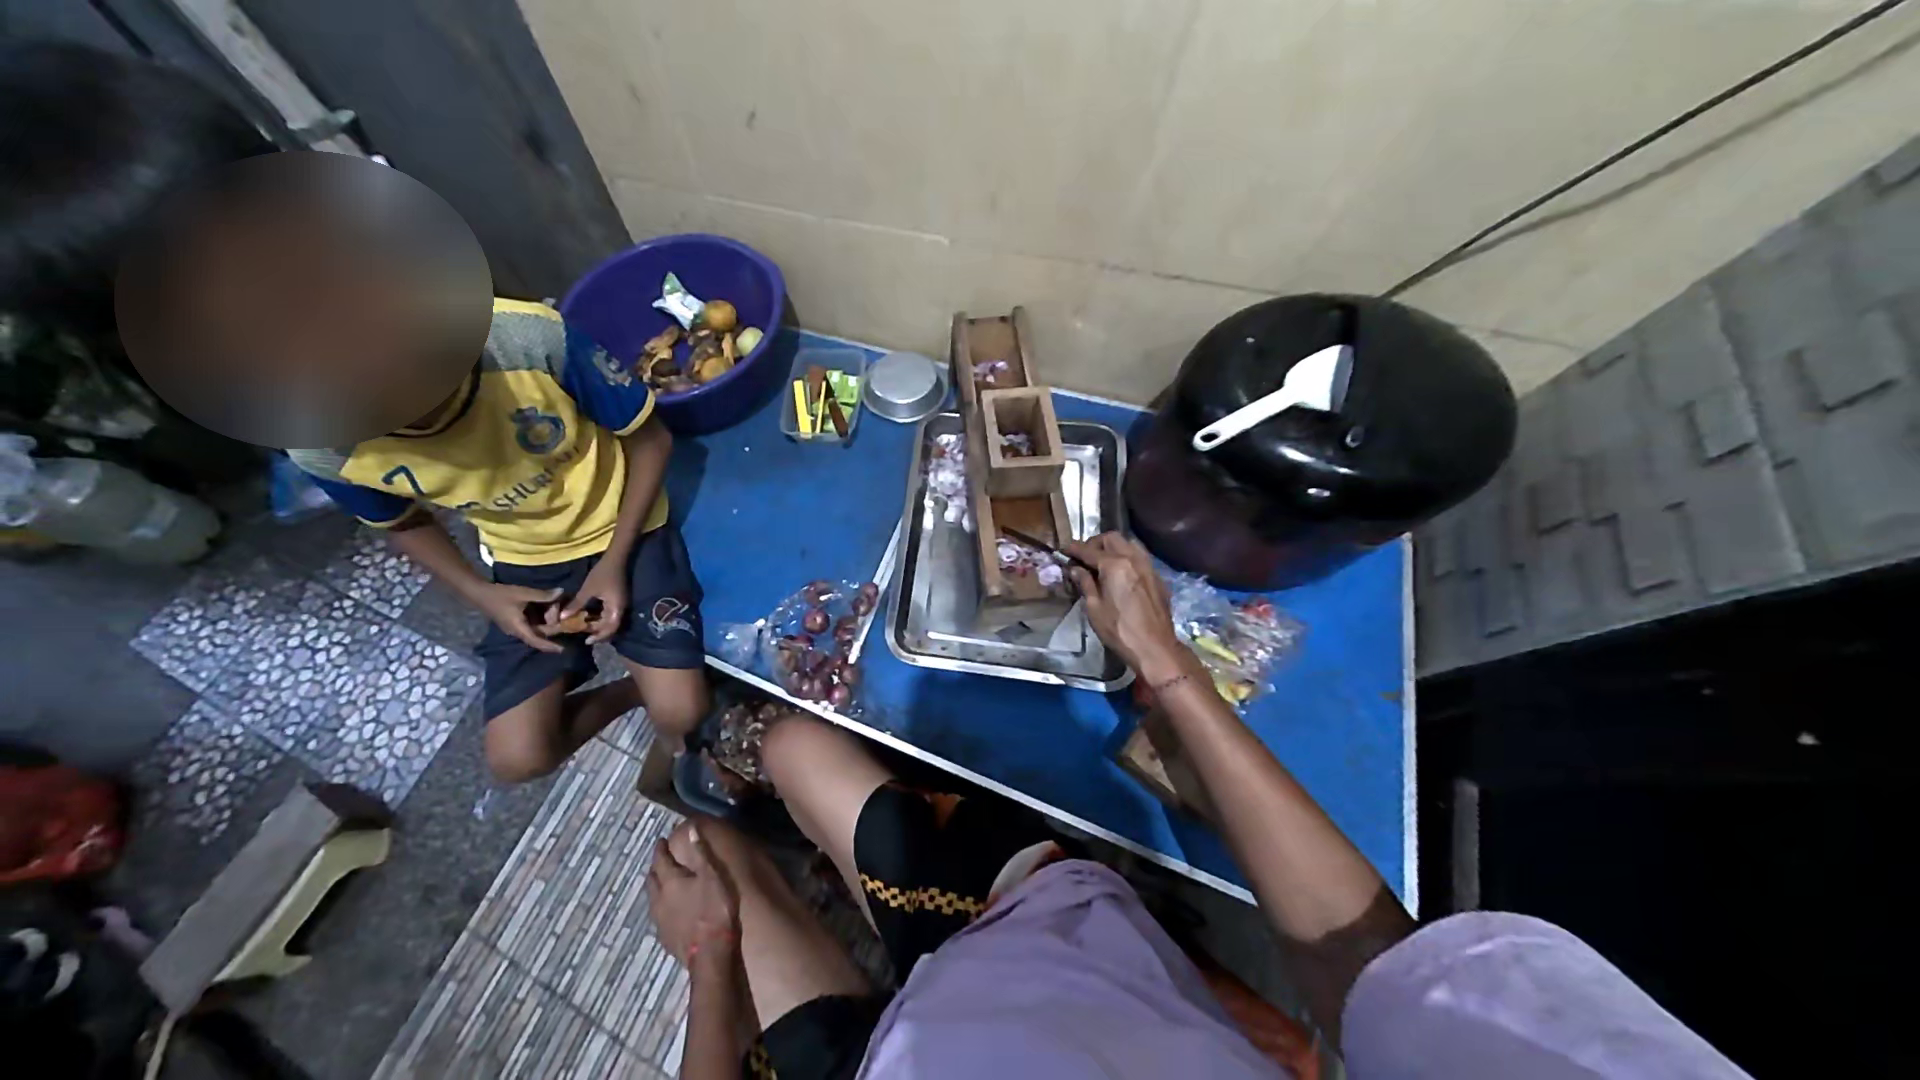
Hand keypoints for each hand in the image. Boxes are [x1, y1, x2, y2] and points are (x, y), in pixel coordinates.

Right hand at [469, 582, 565, 653]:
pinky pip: (529, 625)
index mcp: (518, 628)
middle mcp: (515, 631)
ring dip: (546, 625)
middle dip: (551, 629)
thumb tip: (561, 592)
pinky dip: (539, 621)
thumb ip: (542, 595)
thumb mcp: (523, 593)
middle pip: (537, 635)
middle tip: (565, 621)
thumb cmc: (499, 594)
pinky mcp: (512, 622)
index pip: (536, 641)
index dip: (549, 646)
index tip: (562, 649)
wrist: (477, 592)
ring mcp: (513, 627)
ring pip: (533, 630)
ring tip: (559, 617)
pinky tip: (548, 613)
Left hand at [562, 560, 628, 644]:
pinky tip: (591, 617)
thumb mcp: (588, 589)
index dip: (599, 636)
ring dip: (599, 625)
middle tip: (583, 635)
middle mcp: (620, 608)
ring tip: (585, 627)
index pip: (610, 628)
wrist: (616, 559)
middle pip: (611, 627)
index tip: (586, 641)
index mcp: (615, 608)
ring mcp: (620, 604)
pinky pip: (610, 614)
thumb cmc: (603, 573)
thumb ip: (577, 604)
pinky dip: (600, 618)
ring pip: (610, 621)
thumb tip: (562, 617)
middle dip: (598, 632)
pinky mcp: (618, 600)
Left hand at [647, 821, 739, 968]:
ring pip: (653, 899)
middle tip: (661, 859)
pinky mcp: (665, 938)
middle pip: (652, 880)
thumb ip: (701, 852)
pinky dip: (662, 906)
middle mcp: (659, 900)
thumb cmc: (715, 909)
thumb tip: (691, 829)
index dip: (661, 849)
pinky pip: (659, 916)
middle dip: (656, 867)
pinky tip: (670, 910)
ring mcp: (660, 921)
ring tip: (663, 883)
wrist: (711, 954)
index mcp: (671, 882)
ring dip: (656, 887)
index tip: (661, 841)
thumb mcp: (713, 876)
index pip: (661, 860)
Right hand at [1063, 533, 1186, 683]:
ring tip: (1103, 562)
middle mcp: (1133, 559)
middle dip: (1095, 543)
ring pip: (1129, 544)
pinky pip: (1140, 557)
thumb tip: (1075, 569)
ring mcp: (1148, 566)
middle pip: (1112, 538)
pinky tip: (1121, 574)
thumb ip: (1085, 583)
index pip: (1089, 550)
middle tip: (1084, 557)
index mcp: (1114, 565)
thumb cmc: (1119, 630)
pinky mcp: (1157, 577)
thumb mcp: (1094, 608)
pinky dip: (1127, 558)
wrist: (1154, 647)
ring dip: (1114, 547)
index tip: (1064, 550)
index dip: (1074, 549)